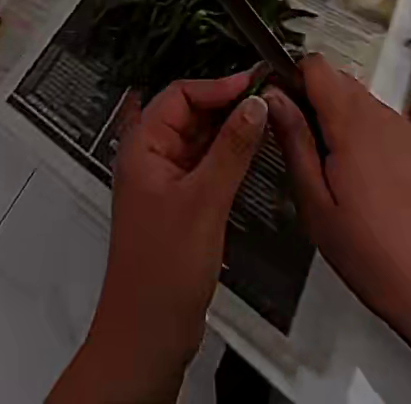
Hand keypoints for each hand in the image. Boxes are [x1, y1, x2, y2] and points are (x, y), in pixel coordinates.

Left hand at [50, 69, 266, 401]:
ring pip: (198, 138)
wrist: (149, 328)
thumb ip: (230, 150)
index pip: (178, 95)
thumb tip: (254, 104)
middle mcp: (149, 154)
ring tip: (268, 119)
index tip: (255, 82)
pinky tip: (253, 152)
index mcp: (142, 144)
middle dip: (225, 103)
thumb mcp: (204, 201)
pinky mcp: (179, 201)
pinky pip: (203, 164)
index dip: (216, 85)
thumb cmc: (165, 266)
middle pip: (187, 113)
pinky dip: (226, 155)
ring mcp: (164, 178)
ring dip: (228, 128)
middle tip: (269, 98)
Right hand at [264, 57, 410, 373]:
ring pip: (359, 100)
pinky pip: (381, 123)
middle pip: (337, 79)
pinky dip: (360, 133)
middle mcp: (385, 119)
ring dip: (334, 115)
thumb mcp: (315, 203)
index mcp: (354, 125)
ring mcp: (410, 135)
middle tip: (295, 142)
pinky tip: (358, 179)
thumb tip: (271, 95)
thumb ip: (293, 141)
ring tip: (325, 165)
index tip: (274, 107)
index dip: (289, 77)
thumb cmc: (372, 256)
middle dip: (309, 97)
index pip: (315, 65)